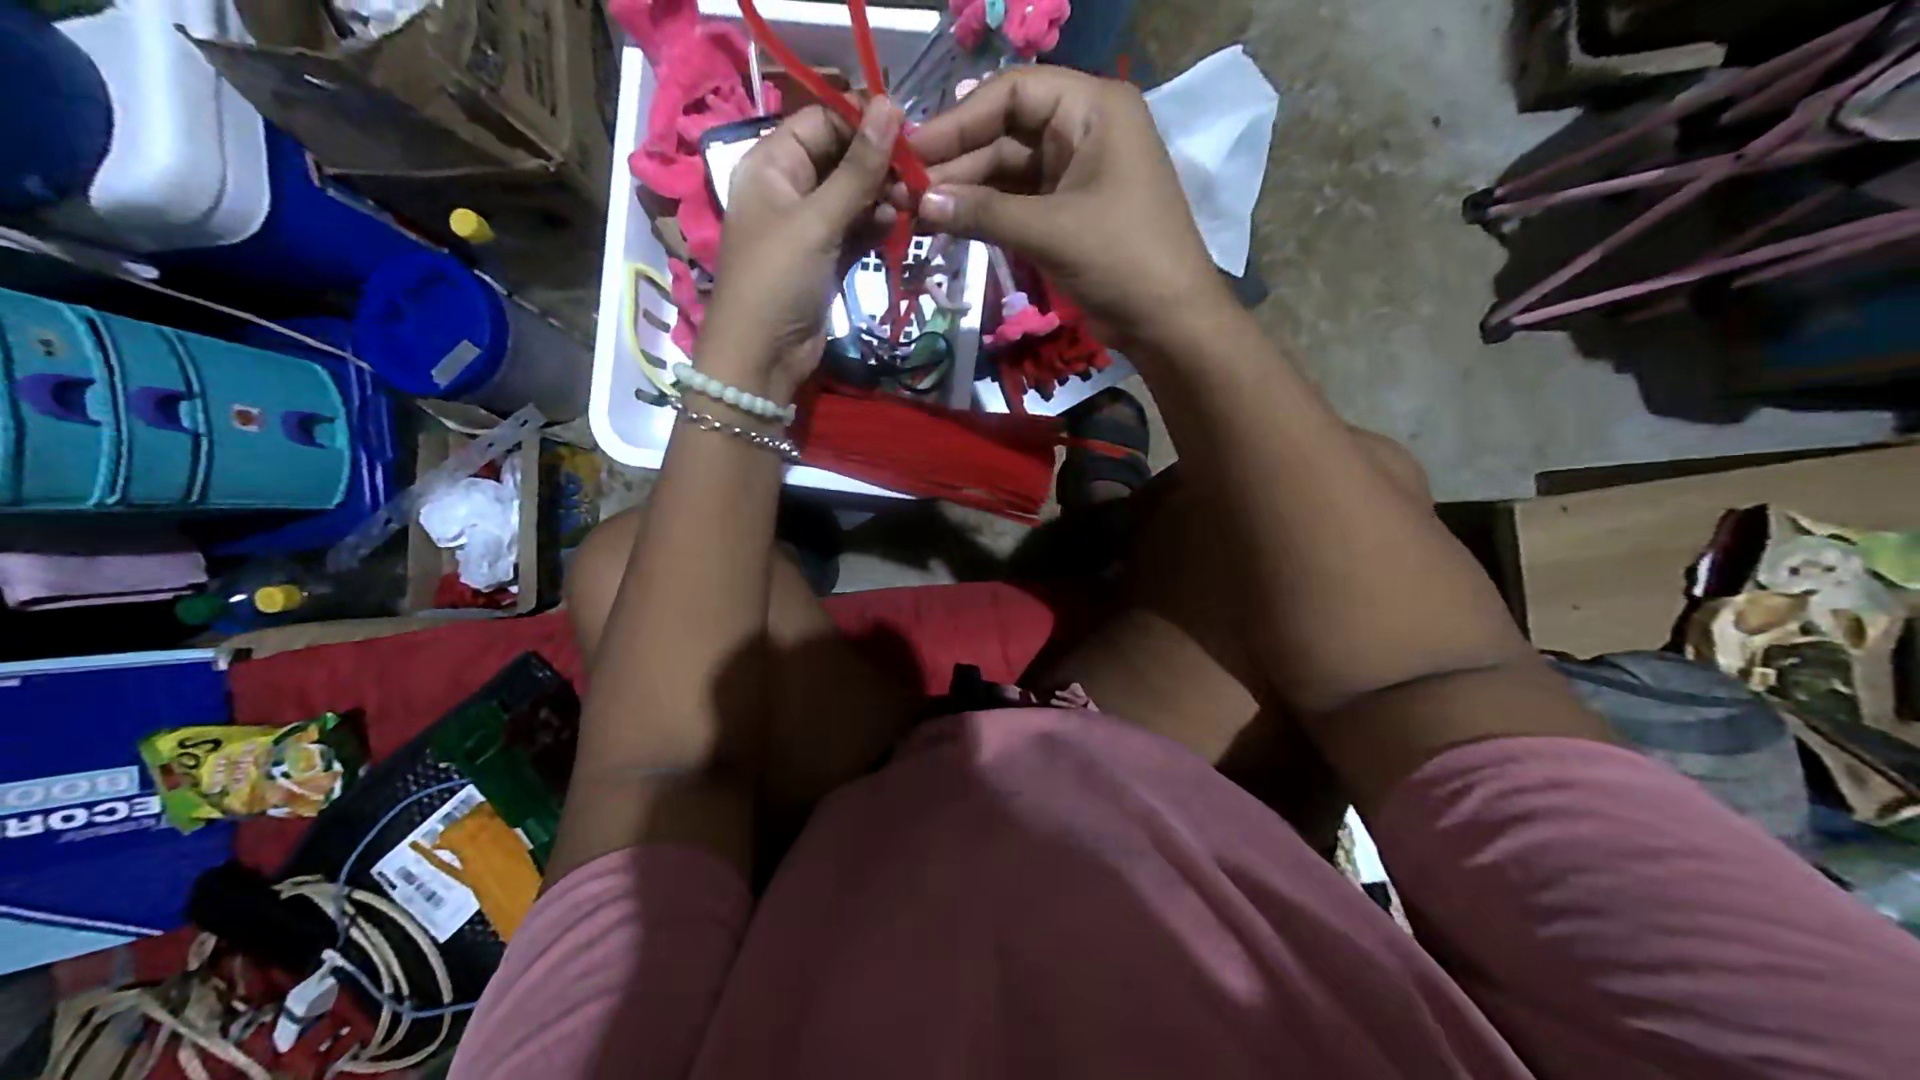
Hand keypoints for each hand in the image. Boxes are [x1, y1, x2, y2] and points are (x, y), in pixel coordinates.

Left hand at [699, 98, 903, 402]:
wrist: (763, 355)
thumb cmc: (778, 278)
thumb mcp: (817, 219)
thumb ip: (858, 168)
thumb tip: (891, 106)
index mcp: (771, 164)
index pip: (821, 121)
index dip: (862, 123)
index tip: (907, 133)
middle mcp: (789, 188)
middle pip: (841, 158)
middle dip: (878, 164)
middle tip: (916, 176)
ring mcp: (809, 226)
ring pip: (854, 196)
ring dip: (883, 197)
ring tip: (912, 203)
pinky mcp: (827, 257)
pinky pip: (857, 229)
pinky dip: (877, 225)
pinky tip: (900, 225)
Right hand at [908, 66, 1228, 350]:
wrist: (1168, 321)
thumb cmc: (1122, 259)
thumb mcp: (1050, 230)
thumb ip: (983, 212)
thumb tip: (919, 200)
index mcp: (1093, 108)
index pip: (1013, 92)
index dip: (959, 120)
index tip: (913, 149)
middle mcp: (1083, 129)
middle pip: (1005, 131)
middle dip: (956, 161)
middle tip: (904, 188)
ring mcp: (1075, 172)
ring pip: (1007, 170)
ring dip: (965, 190)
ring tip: (916, 210)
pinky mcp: (1067, 210)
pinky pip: (1017, 201)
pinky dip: (985, 213)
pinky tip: (948, 223)